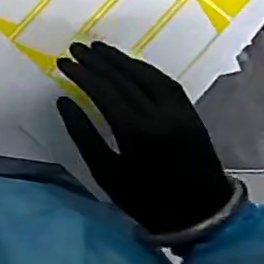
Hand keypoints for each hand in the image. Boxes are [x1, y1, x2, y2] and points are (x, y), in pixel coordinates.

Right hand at [56, 41, 236, 239]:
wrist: (201, 215)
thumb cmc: (144, 198)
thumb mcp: (104, 171)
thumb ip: (82, 133)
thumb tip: (64, 101)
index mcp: (137, 133)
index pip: (104, 91)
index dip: (81, 74)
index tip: (62, 62)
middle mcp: (161, 117)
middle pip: (125, 79)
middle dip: (98, 61)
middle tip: (76, 47)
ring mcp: (180, 114)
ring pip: (149, 76)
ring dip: (122, 60)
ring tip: (100, 49)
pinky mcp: (192, 115)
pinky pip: (167, 84)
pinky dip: (145, 70)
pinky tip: (130, 64)